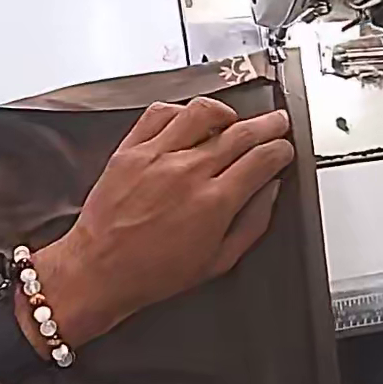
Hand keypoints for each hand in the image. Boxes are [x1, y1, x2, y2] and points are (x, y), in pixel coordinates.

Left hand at [22, 97, 293, 349]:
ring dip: (227, 112)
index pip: (261, 159)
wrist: (99, 270)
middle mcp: (188, 172)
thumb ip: (251, 224)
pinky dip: (181, 111)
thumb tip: (269, 193)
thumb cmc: (152, 273)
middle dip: (268, 124)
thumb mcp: (217, 262)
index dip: (280, 149)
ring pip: (203, 112)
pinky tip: (188, 120)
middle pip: (241, 132)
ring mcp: (157, 156)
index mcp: (214, 202)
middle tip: (276, 122)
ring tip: (233, 119)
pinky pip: (160, 113)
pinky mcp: (130, 150)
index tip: (283, 149)